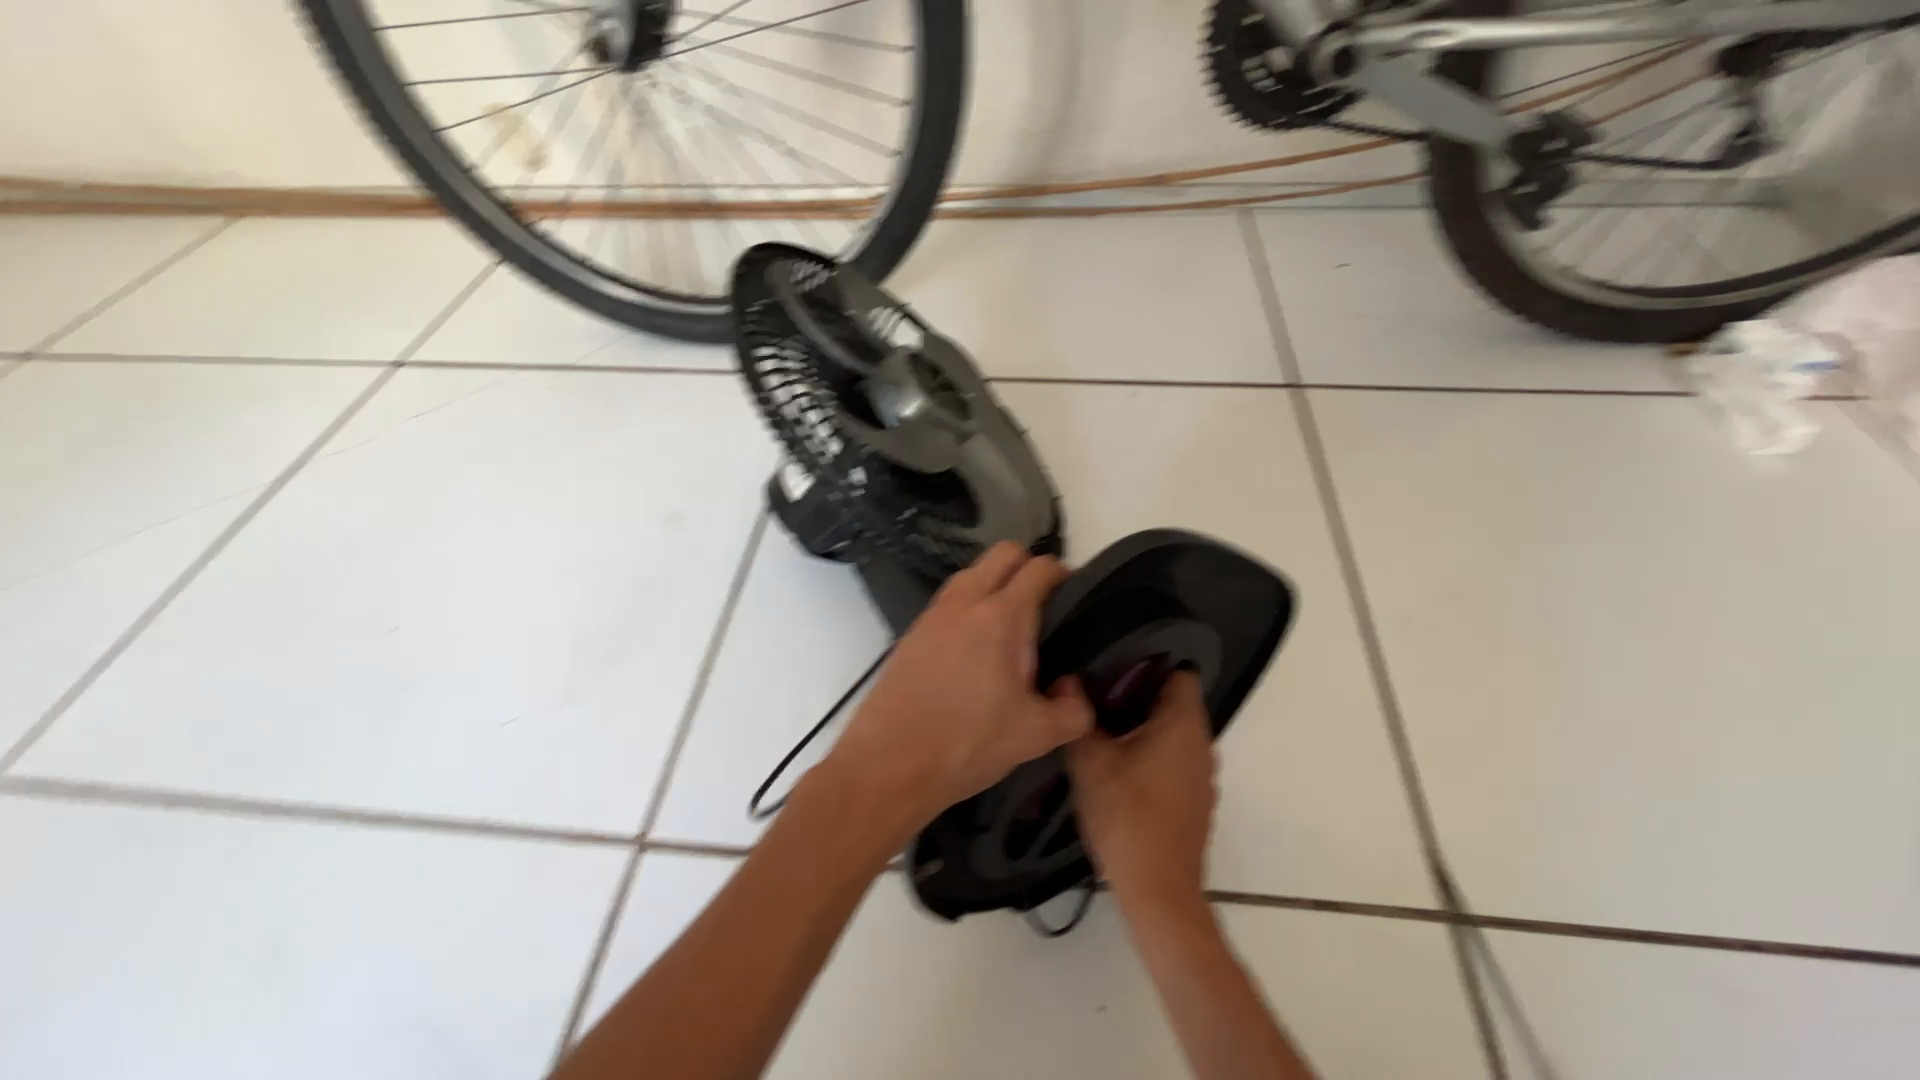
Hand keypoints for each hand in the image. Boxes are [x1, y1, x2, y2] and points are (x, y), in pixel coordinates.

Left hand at [820, 542, 1094, 836]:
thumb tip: (1071, 689)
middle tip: (1046, 605)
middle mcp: (965, 603)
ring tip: (1011, 631)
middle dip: (1029, 566)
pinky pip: (948, 603)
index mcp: (1002, 616)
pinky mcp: (911, 635)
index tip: (1076, 597)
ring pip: (971, 574)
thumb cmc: (969, 744)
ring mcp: (933, 615)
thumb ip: (1074, 709)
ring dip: (994, 585)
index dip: (1064, 575)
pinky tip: (975, 653)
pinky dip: (968, 610)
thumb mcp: (1038, 736)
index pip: (1040, 568)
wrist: (889, 764)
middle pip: (1003, 553)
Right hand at [1067, 671, 1217, 914]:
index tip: (1108, 674)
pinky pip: (1174, 766)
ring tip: (1101, 738)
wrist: (1158, 890)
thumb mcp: (1090, 762)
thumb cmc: (1126, 816)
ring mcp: (1203, 778)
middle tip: (1094, 705)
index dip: (1144, 667)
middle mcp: (1202, 745)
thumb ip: (1080, 719)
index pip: (1178, 674)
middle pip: (1173, 706)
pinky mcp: (1196, 805)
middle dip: (1136, 700)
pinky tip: (1118, 777)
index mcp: (1183, 724)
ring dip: (1142, 733)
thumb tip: (1069, 684)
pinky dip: (1151, 762)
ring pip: (1173, 738)